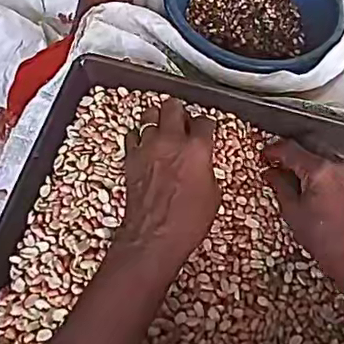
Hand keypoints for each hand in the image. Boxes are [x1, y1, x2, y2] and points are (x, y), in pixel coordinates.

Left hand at [112, 98, 219, 278]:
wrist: (153, 237)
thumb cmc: (187, 221)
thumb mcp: (213, 195)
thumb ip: (206, 169)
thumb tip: (201, 164)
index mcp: (197, 149)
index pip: (204, 122)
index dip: (206, 125)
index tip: (206, 130)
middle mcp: (171, 141)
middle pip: (172, 107)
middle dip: (180, 111)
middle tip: (183, 121)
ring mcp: (147, 148)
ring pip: (149, 115)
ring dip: (157, 119)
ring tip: (163, 128)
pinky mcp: (130, 158)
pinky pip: (132, 135)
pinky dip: (140, 136)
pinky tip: (145, 144)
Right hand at [261, 138, 343, 292]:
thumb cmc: (324, 238)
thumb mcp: (292, 211)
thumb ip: (280, 185)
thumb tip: (270, 172)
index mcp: (319, 170)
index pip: (290, 149)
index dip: (273, 150)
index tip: (263, 154)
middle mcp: (335, 164)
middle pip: (307, 144)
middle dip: (288, 151)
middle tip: (272, 161)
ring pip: (318, 152)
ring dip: (301, 158)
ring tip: (286, 172)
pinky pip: (328, 163)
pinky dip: (314, 166)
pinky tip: (303, 180)